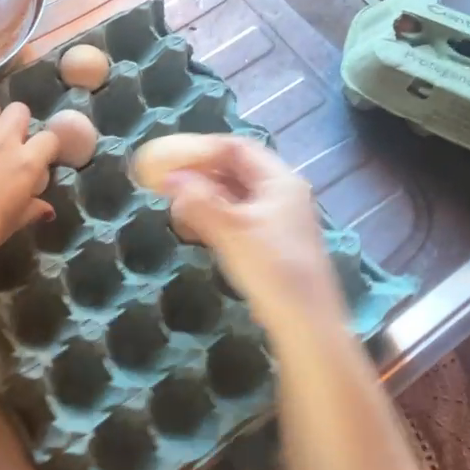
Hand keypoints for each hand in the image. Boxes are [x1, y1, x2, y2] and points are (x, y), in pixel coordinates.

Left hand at [0, 101, 58, 260]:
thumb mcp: (13, 224)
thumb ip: (32, 210)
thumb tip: (47, 210)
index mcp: (26, 163)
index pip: (49, 138)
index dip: (45, 146)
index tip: (37, 156)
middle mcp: (2, 140)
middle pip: (19, 110)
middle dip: (17, 122)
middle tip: (7, 142)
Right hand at [148, 135, 345, 326]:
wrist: (304, 322)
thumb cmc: (271, 267)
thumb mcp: (229, 229)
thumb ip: (196, 199)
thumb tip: (168, 178)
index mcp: (279, 181)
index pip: (235, 147)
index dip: (199, 148)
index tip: (168, 157)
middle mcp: (280, 193)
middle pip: (234, 169)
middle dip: (198, 172)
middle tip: (165, 179)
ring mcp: (276, 218)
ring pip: (232, 194)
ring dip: (202, 195)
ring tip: (174, 204)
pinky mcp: (269, 242)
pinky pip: (234, 216)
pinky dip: (210, 215)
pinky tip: (190, 228)